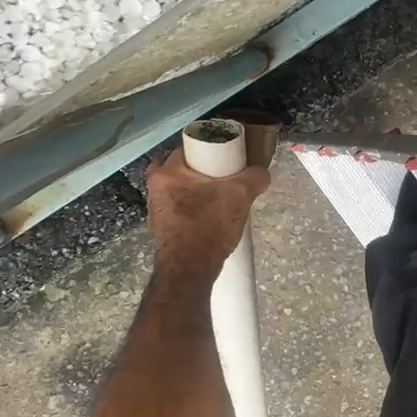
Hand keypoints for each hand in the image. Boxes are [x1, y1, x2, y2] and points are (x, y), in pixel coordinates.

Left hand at [145, 147, 270, 281]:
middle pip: (185, 169)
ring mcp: (155, 208)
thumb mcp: (240, 195)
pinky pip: (181, 207)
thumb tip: (261, 172)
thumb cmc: (209, 225)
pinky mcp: (162, 226)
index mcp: (167, 172)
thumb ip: (254, 177)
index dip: (211, 150)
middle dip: (205, 171)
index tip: (227, 157)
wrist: (190, 269)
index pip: (189, 148)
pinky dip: (195, 207)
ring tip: (223, 197)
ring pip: (182, 189)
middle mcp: (155, 187)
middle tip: (227, 177)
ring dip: (200, 190)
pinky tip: (212, 216)